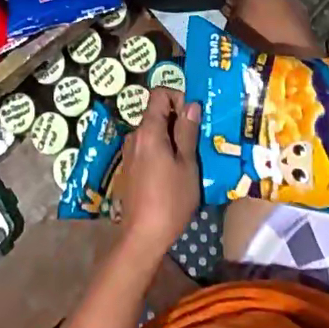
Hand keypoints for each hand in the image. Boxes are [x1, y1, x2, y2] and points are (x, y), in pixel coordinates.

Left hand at [117, 88, 202, 258]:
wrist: (143, 232)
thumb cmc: (171, 199)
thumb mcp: (187, 165)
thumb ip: (187, 133)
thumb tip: (191, 105)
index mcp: (148, 130)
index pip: (158, 94)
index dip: (177, 98)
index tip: (194, 117)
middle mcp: (134, 135)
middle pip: (155, 113)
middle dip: (178, 120)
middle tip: (199, 141)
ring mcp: (129, 150)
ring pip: (153, 132)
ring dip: (171, 137)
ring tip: (191, 159)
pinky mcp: (129, 165)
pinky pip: (147, 146)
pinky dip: (162, 150)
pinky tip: (175, 171)